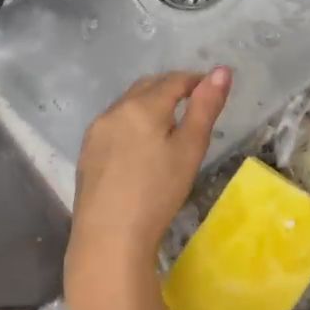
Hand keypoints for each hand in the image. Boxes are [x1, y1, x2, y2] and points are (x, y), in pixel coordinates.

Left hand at [66, 68, 232, 284]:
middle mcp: (115, 110)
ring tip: (170, 125)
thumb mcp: (191, 147)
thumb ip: (206, 105)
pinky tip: (142, 146)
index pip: (175, 80)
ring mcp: (96, 132)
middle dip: (173, 88)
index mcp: (143, 105)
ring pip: (129, 103)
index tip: (213, 94)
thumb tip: (222, 70)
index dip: (197, 81)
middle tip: (195, 105)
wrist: (109, 238)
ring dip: (151, 103)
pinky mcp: (87, 152)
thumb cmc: (158, 191)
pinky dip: (133, 121)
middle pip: (149, 85)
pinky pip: (114, 122)